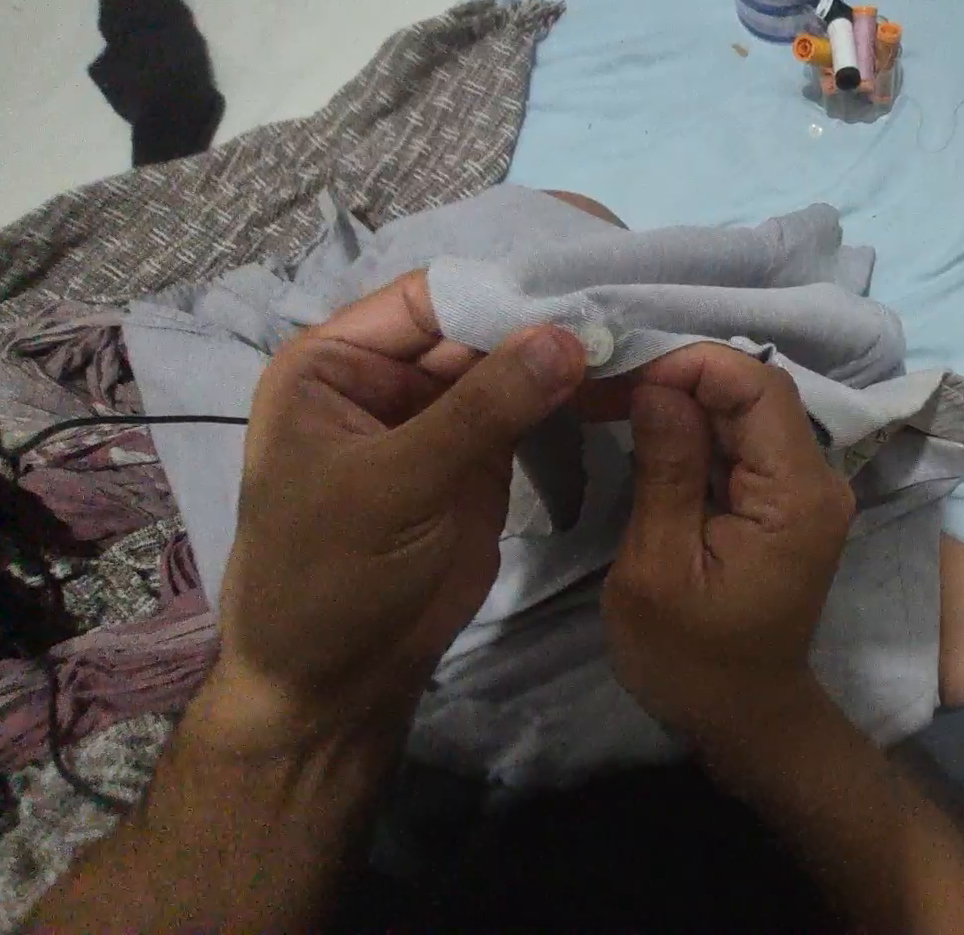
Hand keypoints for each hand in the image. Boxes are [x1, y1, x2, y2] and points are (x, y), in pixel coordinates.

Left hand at [202, 270, 586, 758]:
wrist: (346, 673)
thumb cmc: (333, 571)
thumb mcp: (396, 482)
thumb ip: (483, 409)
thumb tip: (568, 338)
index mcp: (339, 364)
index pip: (427, 300)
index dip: (498, 290)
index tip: (577, 291)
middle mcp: (393, 378)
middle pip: (478, 329)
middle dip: (542, 325)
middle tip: (621, 319)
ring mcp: (445, 417)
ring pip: (512, 368)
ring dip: (563, 360)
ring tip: (630, 346)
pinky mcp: (486, 455)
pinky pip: (533, 410)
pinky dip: (569, 398)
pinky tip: (614, 385)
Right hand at [603, 345, 856, 745]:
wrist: (745, 714)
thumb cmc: (692, 658)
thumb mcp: (658, 568)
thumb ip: (665, 470)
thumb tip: (657, 385)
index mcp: (798, 494)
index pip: (759, 387)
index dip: (692, 365)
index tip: (624, 376)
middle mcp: (819, 479)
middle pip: (757, 393)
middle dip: (681, 378)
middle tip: (606, 386)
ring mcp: (808, 488)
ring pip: (749, 412)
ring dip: (685, 400)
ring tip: (616, 402)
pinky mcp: (789, 498)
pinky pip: (746, 441)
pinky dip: (699, 428)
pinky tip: (652, 430)